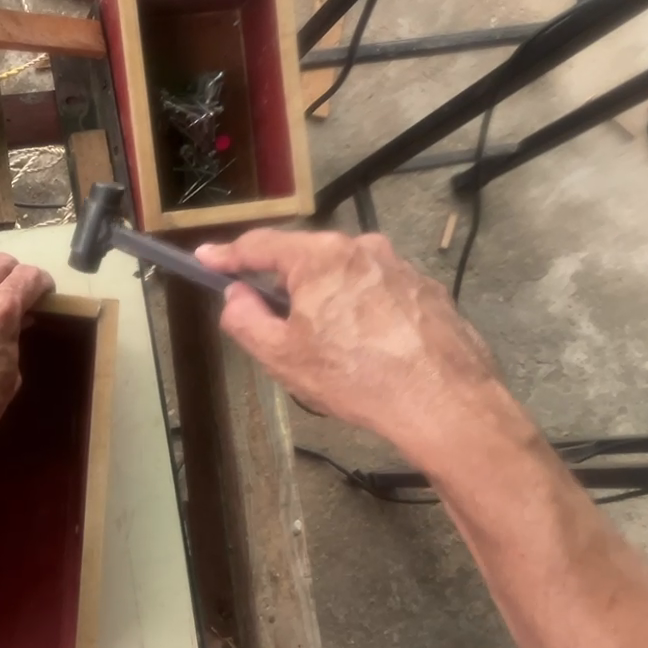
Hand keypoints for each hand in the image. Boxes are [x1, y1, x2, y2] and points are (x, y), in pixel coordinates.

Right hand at [195, 229, 509, 466]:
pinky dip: (357, 311)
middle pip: (304, 259)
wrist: (443, 402)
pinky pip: (374, 292)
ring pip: (342, 277)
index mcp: (320, 258)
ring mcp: (400, 267)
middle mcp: (362, 248)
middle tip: (266, 322)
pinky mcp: (426, 291)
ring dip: (322, 301)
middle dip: (280, 285)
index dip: (226, 254)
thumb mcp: (279, 354)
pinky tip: (361, 349)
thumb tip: (236, 295)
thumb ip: (244, 318)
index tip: (204, 258)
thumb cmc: (352, 376)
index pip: (260, 245)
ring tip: (321, 347)